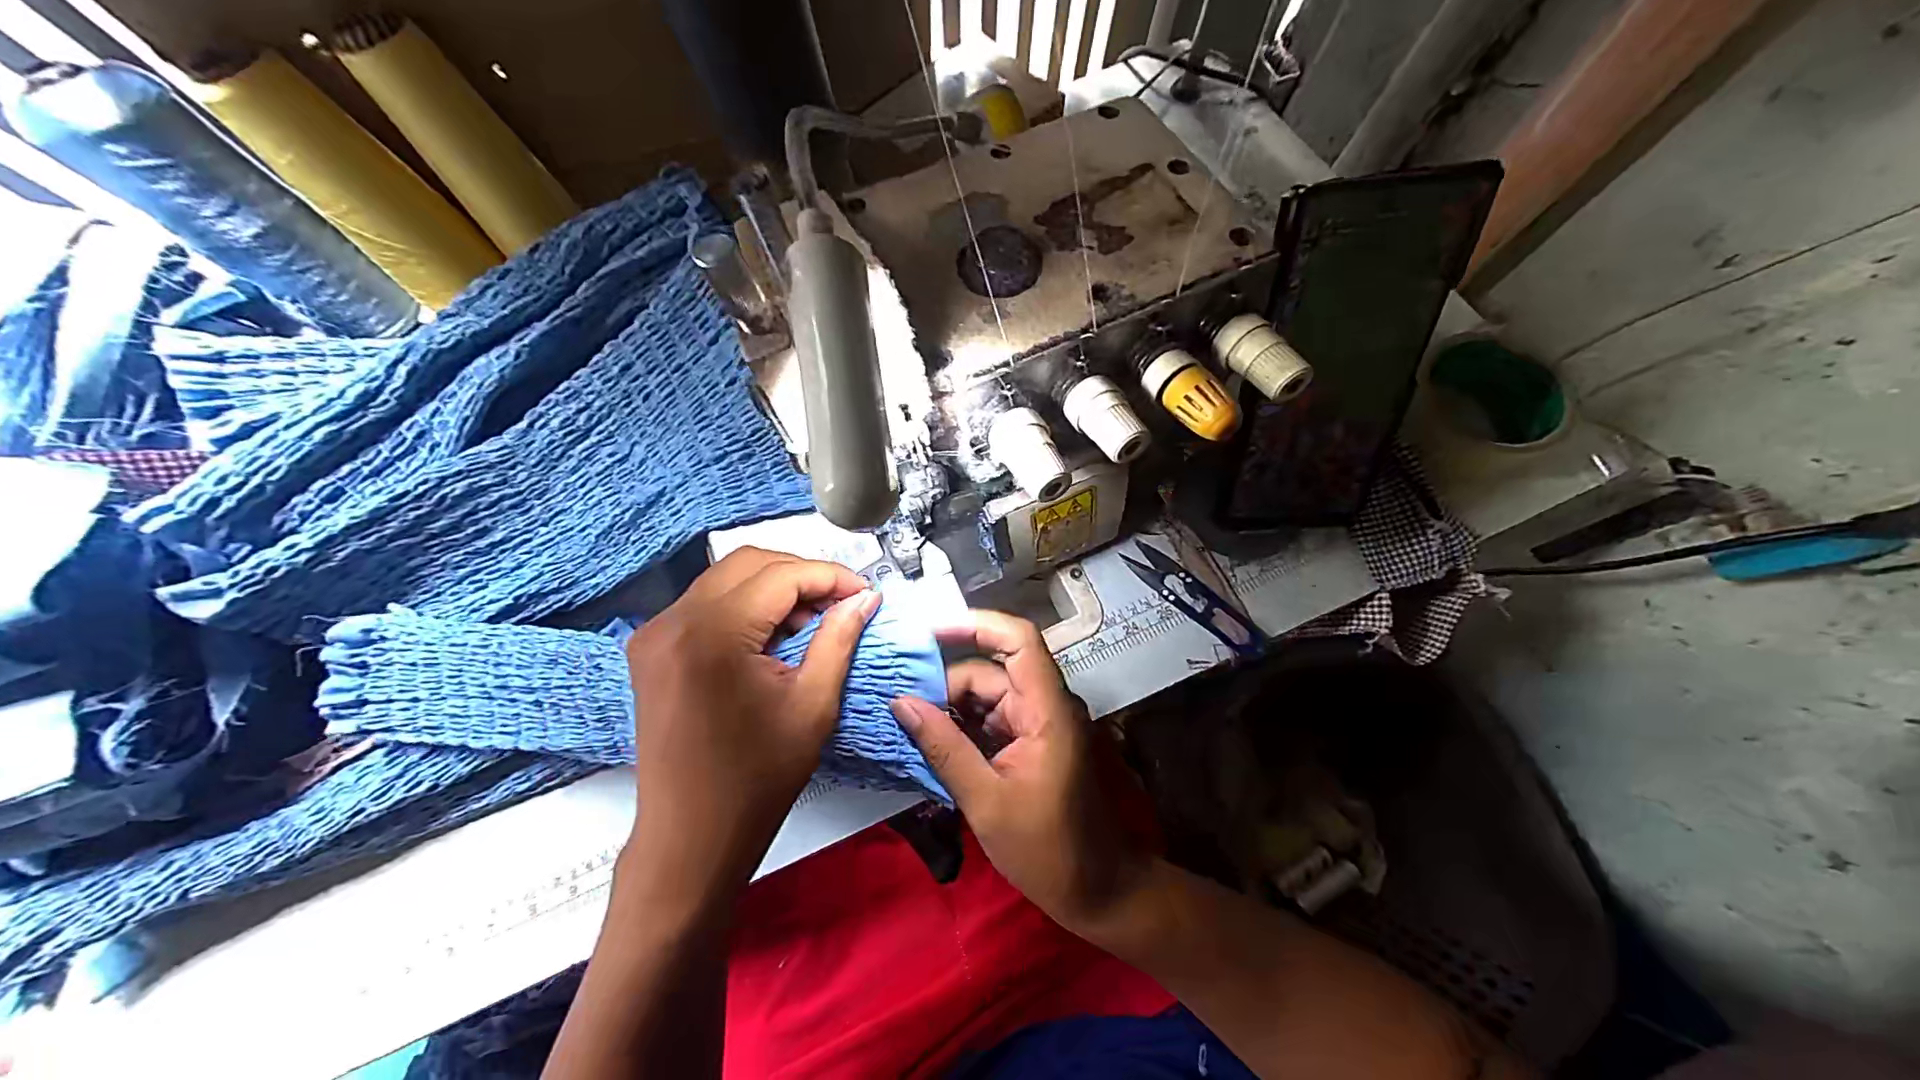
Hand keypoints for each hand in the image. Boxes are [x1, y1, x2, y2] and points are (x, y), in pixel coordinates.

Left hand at [624, 547, 878, 894]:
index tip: (864, 594)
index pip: (781, 575)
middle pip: (749, 564)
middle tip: (841, 605)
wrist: (691, 837)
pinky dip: (745, 607)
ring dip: (774, 589)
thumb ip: (839, 638)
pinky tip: (772, 638)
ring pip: (726, 579)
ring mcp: (654, 634)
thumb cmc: (756, 780)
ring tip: (811, 624)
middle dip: (802, 576)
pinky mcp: (651, 649)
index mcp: (712, 634)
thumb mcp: (812, 705)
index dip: (830, 577)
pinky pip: (706, 604)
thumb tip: (863, 598)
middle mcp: (672, 622)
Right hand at [890, 610, 1145, 934]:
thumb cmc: (1047, 849)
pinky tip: (929, 740)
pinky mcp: (1030, 744)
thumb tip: (900, 701)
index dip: (975, 624)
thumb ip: (943, 747)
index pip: (1018, 640)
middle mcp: (1044, 706)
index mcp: (1046, 710)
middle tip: (899, 703)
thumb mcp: (986, 800)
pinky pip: (990, 720)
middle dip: (944, 682)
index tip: (927, 632)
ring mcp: (1037, 724)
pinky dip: (961, 726)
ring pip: (986, 696)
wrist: (1098, 891)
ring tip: (906, 722)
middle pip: (990, 671)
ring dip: (948, 706)